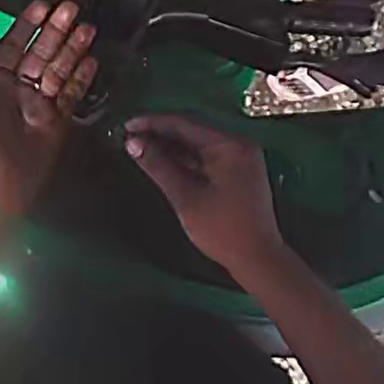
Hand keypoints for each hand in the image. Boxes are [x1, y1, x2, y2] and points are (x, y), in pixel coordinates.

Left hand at [0, 0, 97, 219]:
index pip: (11, 46)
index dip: (26, 26)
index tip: (42, 7)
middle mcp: (15, 90)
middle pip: (39, 52)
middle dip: (56, 31)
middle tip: (72, 9)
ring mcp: (37, 106)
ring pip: (58, 69)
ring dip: (72, 49)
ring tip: (88, 29)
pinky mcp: (55, 123)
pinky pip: (70, 95)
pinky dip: (81, 79)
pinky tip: (91, 61)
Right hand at [123, 115, 285, 273]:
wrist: (257, 260)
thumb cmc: (222, 228)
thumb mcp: (185, 196)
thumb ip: (158, 165)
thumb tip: (132, 142)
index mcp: (229, 145)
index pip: (184, 124)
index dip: (152, 123)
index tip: (126, 126)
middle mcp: (237, 145)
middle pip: (190, 132)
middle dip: (158, 134)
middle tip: (128, 137)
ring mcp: (238, 158)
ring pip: (195, 145)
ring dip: (168, 147)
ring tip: (138, 147)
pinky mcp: (235, 172)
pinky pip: (203, 157)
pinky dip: (182, 159)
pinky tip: (161, 160)